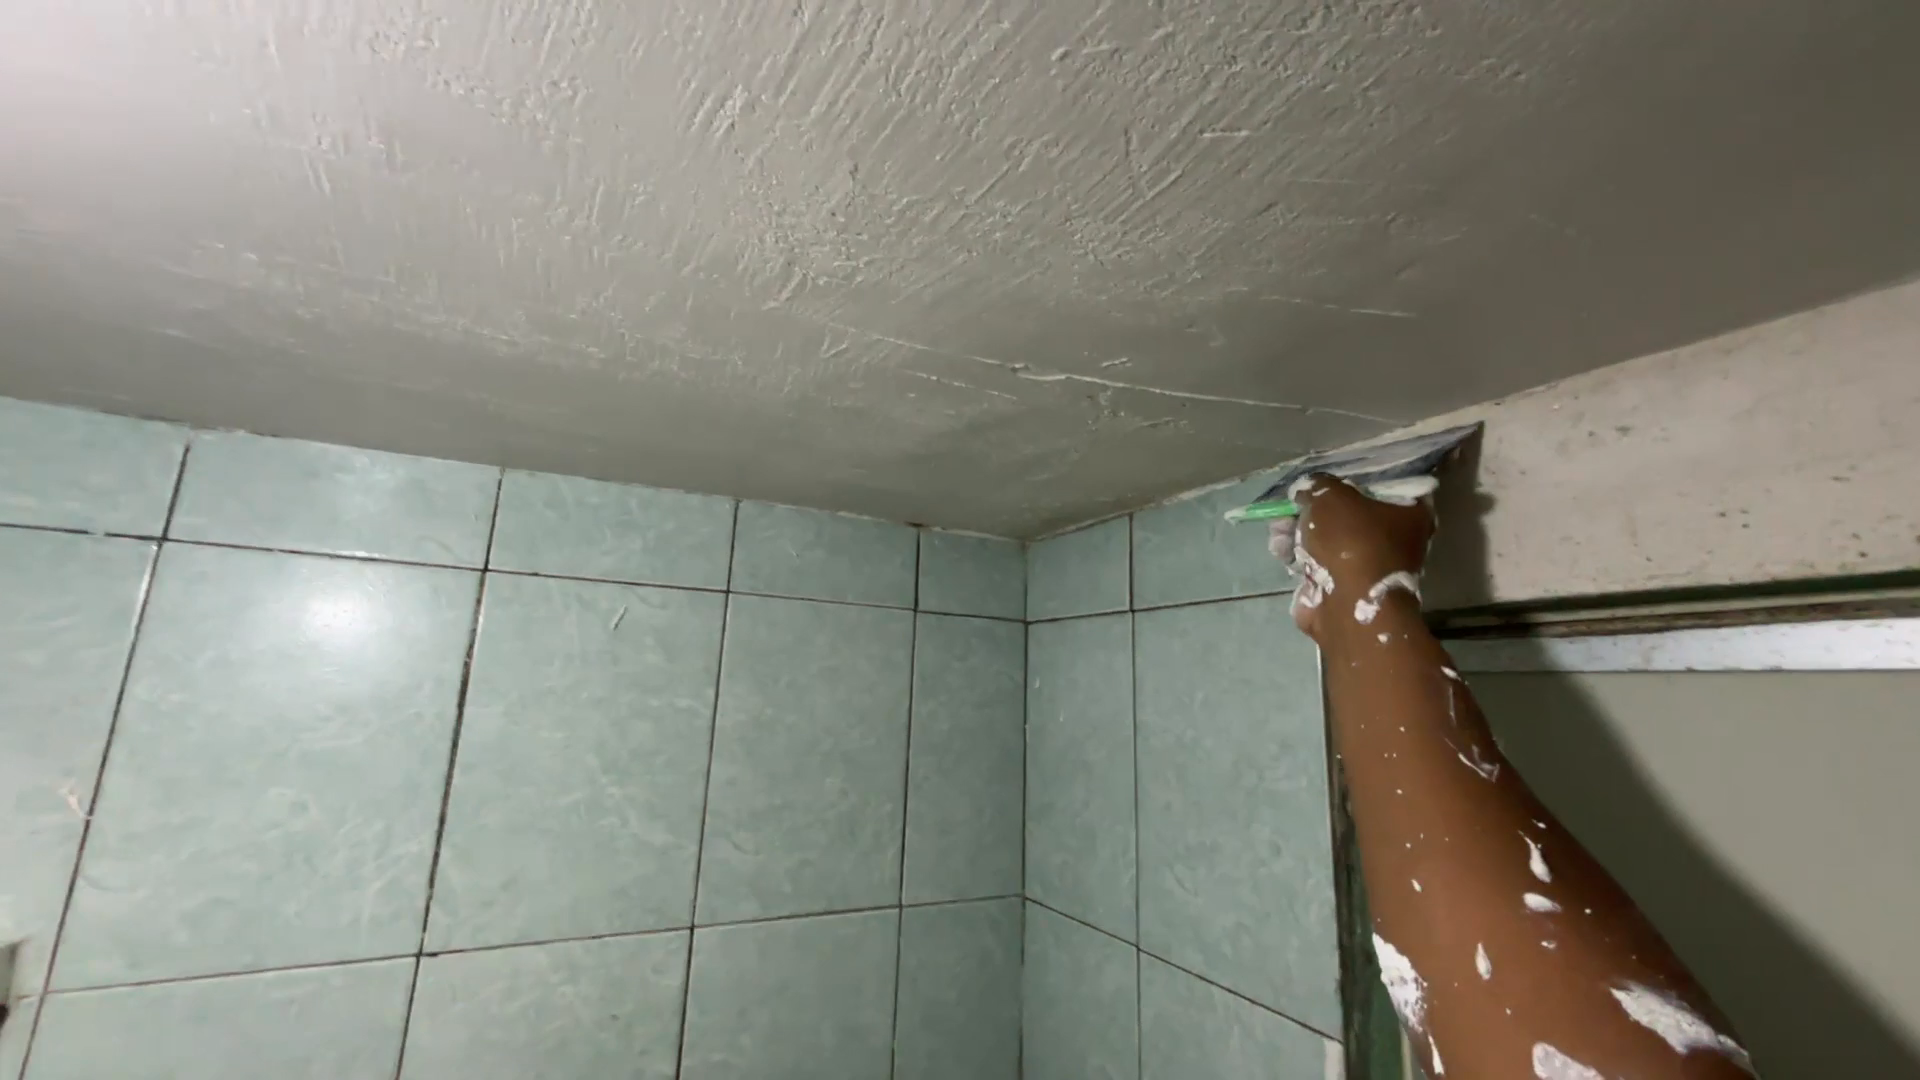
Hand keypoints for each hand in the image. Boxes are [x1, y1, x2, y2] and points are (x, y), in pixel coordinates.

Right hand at [1269, 474, 1434, 638]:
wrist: (1346, 604)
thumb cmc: (1349, 541)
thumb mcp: (1329, 495)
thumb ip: (1316, 484)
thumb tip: (1306, 490)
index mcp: (1409, 513)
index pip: (1379, 486)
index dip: (1346, 482)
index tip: (1321, 484)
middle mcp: (1394, 539)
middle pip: (1344, 514)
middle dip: (1308, 512)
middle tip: (1285, 512)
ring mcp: (1367, 565)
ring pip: (1325, 538)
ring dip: (1295, 533)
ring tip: (1277, 535)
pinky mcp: (1343, 586)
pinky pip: (1316, 562)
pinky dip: (1296, 556)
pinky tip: (1280, 552)